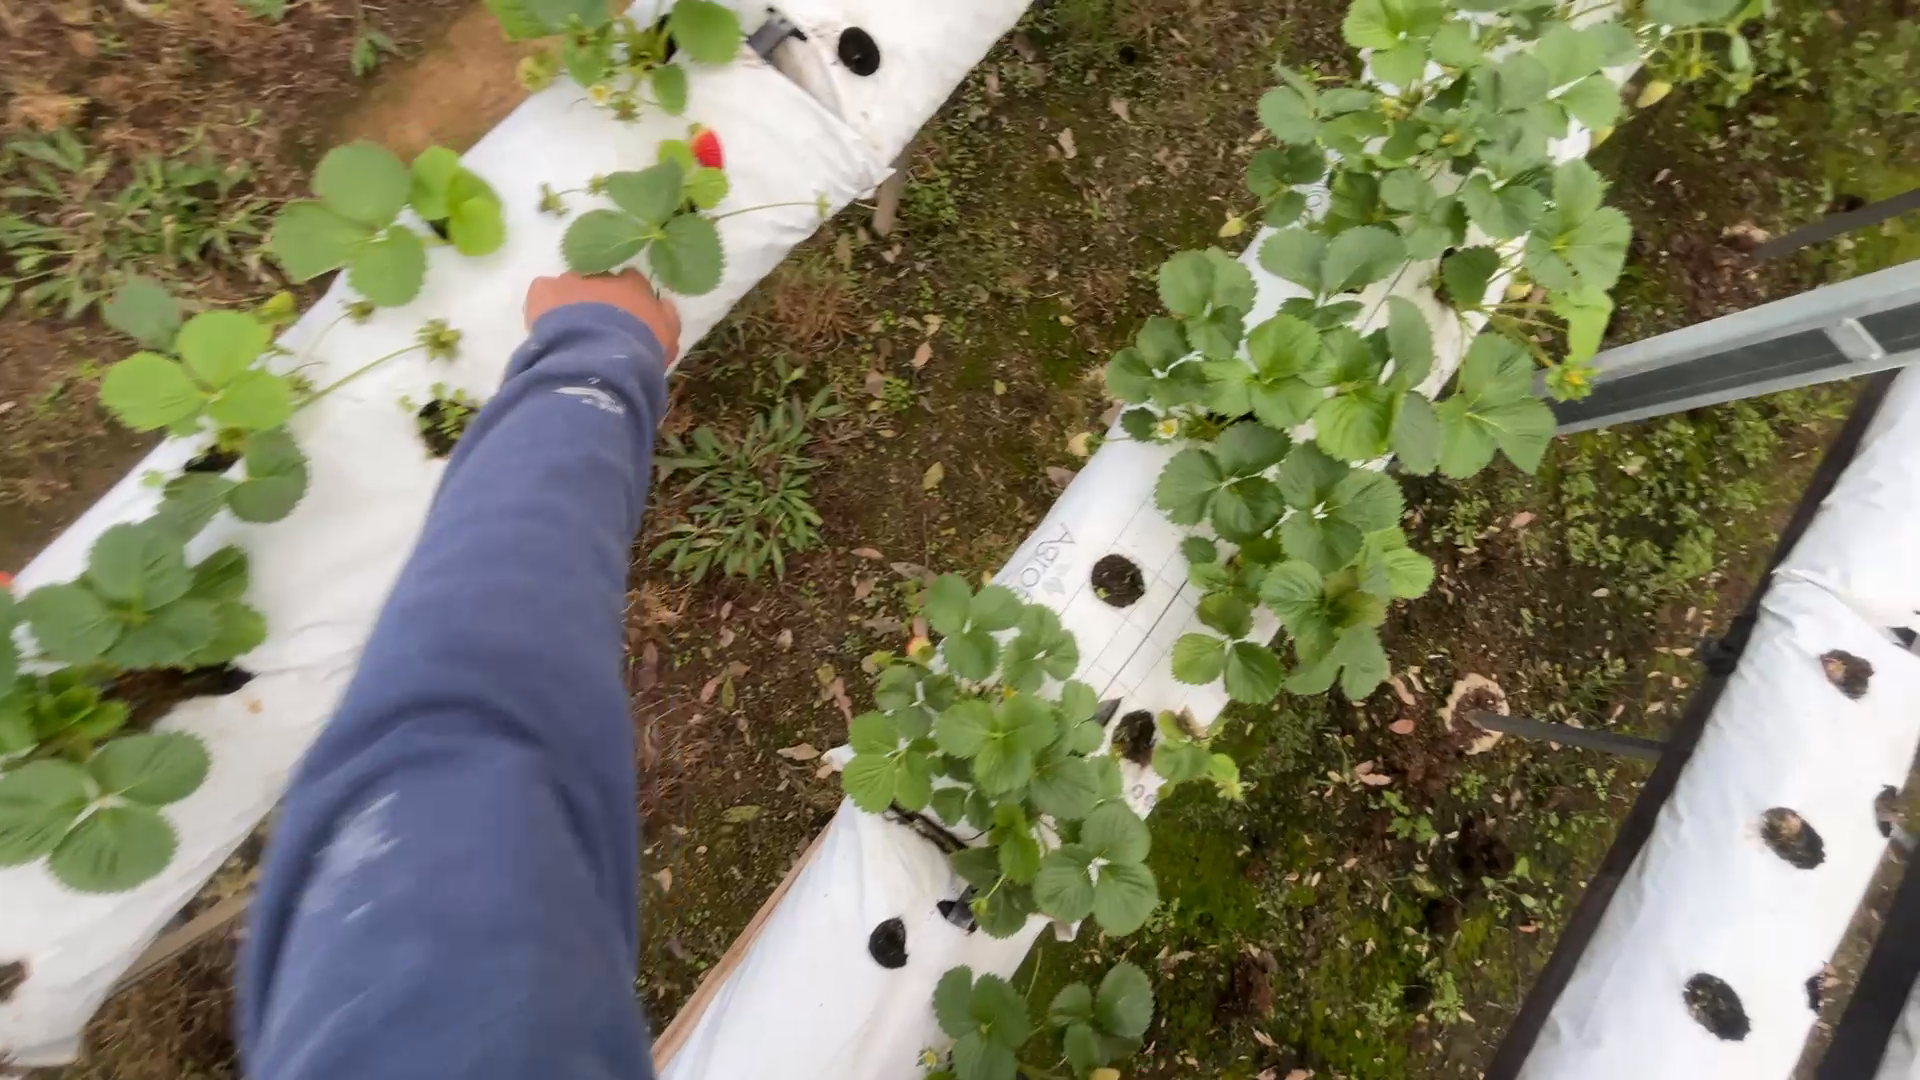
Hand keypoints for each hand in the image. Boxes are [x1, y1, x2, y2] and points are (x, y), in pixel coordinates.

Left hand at [524, 270, 681, 368]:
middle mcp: (602, 275)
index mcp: (635, 286)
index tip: (630, 315)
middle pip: (601, 280)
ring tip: (573, 329)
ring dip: (574, 301)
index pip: (634, 282)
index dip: (631, 298)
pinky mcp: (544, 290)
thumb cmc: (640, 351)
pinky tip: (550, 325)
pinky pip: (545, 292)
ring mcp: (571, 280)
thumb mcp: (668, 340)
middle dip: (600, 297)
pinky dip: (546, 304)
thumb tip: (664, 304)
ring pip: (572, 285)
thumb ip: (667, 319)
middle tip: (601, 324)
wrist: (600, 360)